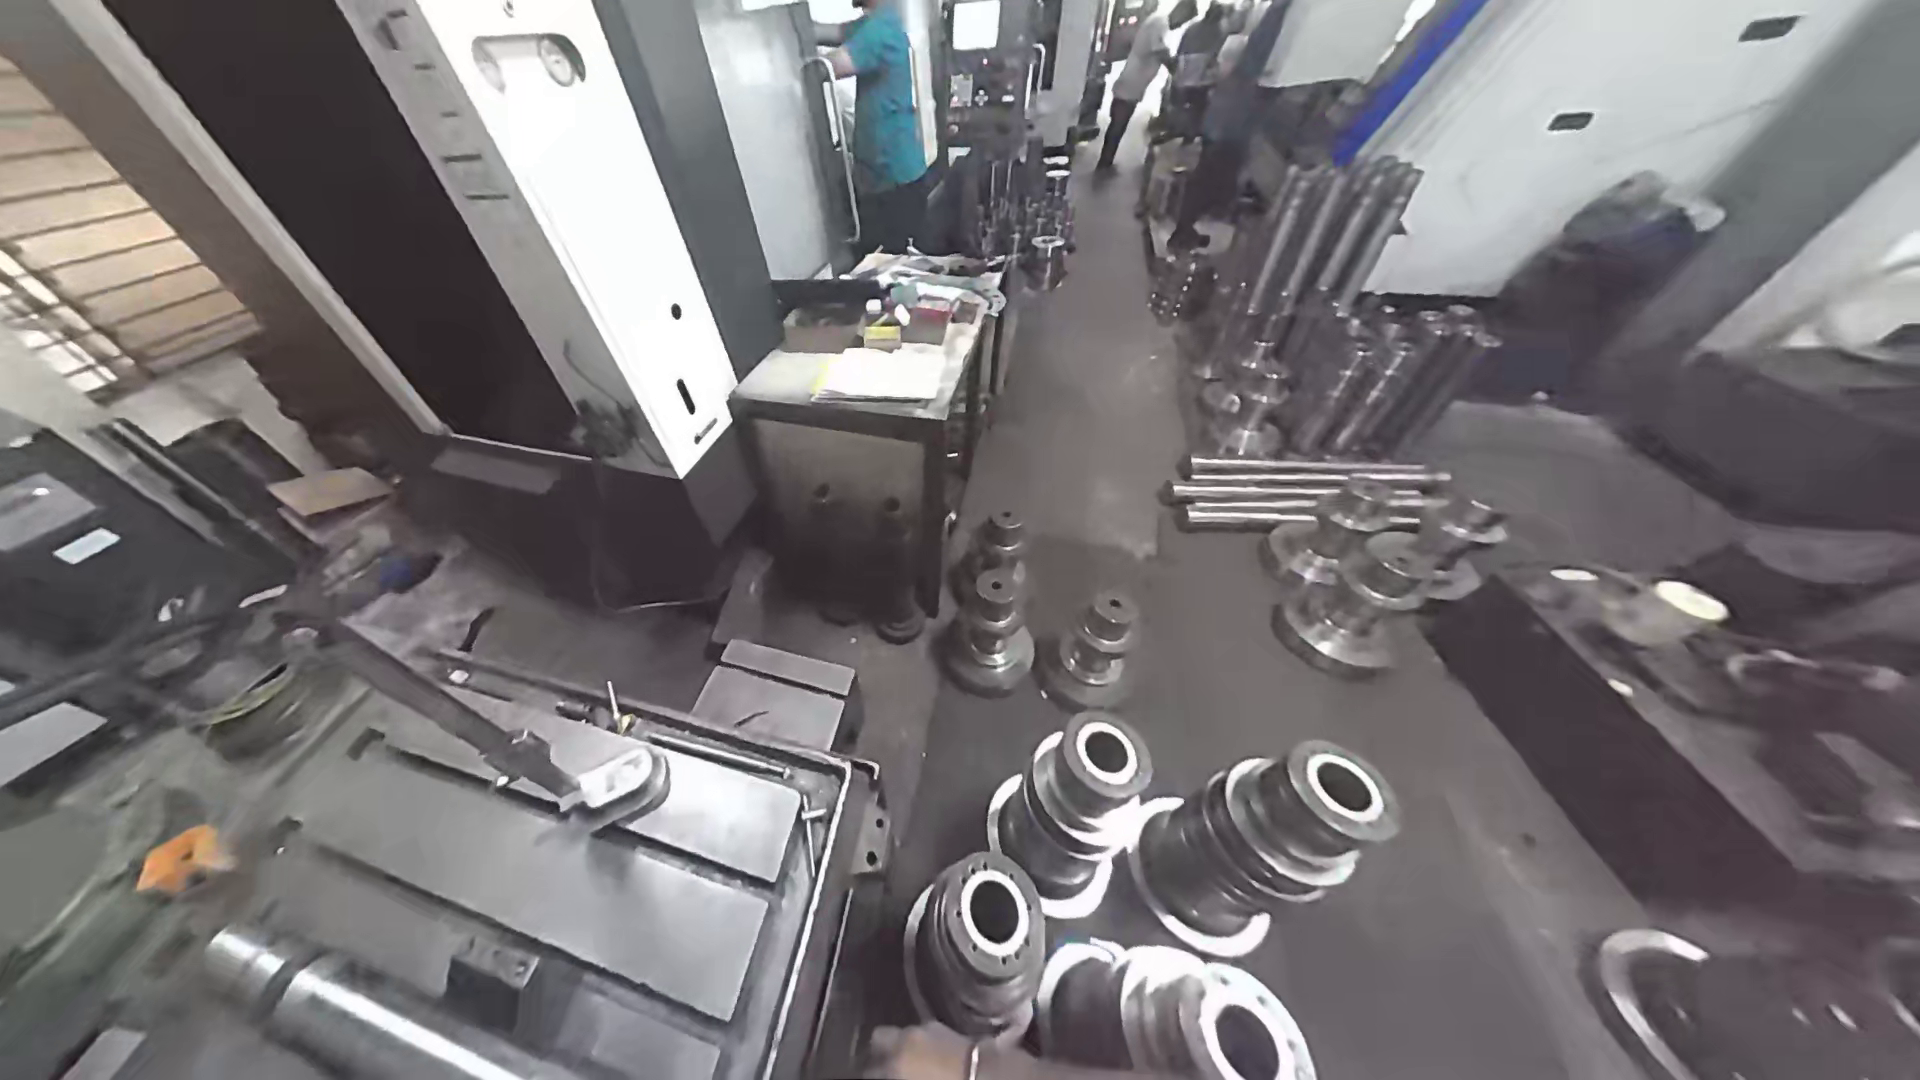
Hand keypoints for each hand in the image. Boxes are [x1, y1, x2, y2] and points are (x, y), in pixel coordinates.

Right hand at [863, 1024, 975, 1079]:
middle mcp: (904, 1040)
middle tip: (877, 1067)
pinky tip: (920, 1057)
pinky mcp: (937, 1026)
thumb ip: (895, 1074)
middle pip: (877, 1038)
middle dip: (874, 1052)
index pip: (869, 1069)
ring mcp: (921, 1029)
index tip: (866, 1075)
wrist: (979, 1075)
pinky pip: (917, 1033)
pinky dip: (913, 1044)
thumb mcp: (909, 1079)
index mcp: (895, 1062)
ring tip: (900, 1063)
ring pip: (898, 1034)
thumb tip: (888, 1072)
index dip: (866, 1073)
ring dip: (895, 1046)